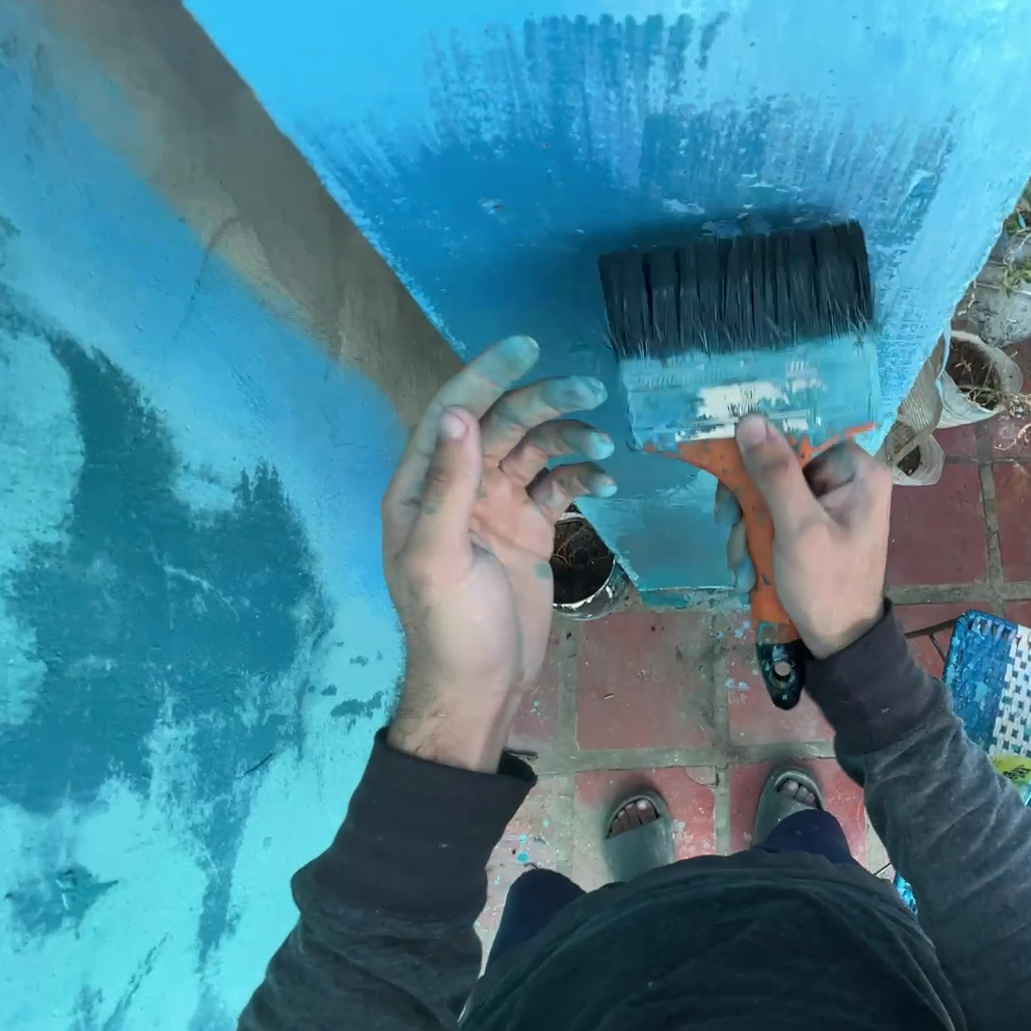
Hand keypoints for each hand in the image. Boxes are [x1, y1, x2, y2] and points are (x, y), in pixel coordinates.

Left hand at [380, 336, 615, 771]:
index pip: (454, 414)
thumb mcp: (438, 558)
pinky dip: (583, 478)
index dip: (486, 376)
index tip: (527, 347)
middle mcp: (462, 487)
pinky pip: (559, 488)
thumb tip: (460, 415)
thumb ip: (447, 486)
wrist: (483, 684)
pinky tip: (606, 483)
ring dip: (571, 439)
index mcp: (424, 487)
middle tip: (592, 388)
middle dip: (545, 402)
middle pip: (504, 426)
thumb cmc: (451, 627)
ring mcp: (499, 507)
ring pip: (537, 452)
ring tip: (605, 441)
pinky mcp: (531, 529)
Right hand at [716, 414, 890, 657]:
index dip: (763, 442)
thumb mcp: (799, 528)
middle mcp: (846, 479)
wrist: (837, 642)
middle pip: (780, 463)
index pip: (804, 433)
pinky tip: (750, 568)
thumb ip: (775, 473)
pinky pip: (772, 516)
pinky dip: (756, 540)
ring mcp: (827, 504)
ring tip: (741, 562)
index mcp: (858, 471)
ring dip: (747, 527)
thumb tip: (750, 419)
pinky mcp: (810, 525)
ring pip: (769, 492)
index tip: (728, 457)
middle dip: (749, 500)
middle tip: (726, 523)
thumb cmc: (826, 585)